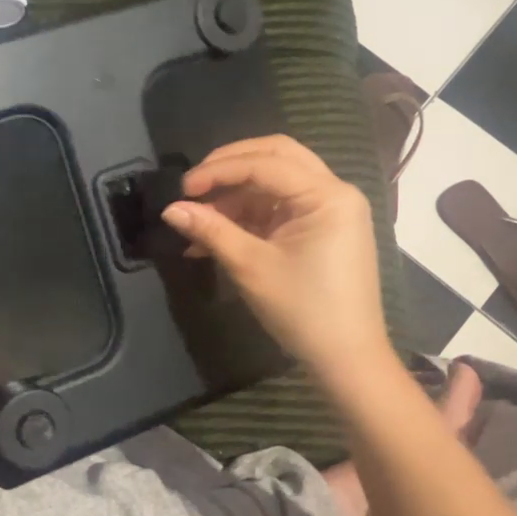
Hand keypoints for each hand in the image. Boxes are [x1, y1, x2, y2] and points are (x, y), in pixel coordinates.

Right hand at [161, 135, 391, 380]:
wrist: (346, 358)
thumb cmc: (304, 310)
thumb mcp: (251, 267)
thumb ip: (211, 231)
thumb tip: (170, 209)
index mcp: (327, 196)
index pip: (266, 164)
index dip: (219, 170)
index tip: (183, 188)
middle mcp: (334, 192)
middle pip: (276, 157)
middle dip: (230, 166)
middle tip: (193, 183)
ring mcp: (329, 211)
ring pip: (275, 181)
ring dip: (234, 195)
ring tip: (197, 219)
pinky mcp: (320, 230)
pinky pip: (278, 208)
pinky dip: (246, 216)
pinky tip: (212, 237)